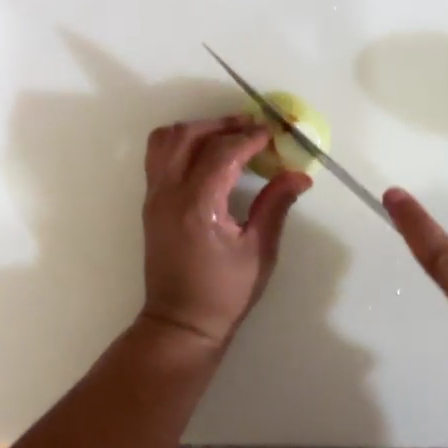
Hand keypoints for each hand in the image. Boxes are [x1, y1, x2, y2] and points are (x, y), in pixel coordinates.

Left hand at [140, 116, 312, 345]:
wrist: (180, 322)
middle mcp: (168, 193)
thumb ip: (275, 206)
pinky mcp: (149, 203)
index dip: (248, 138)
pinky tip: (206, 154)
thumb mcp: (259, 251)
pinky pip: (158, 157)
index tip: (272, 134)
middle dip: (221, 125)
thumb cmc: (224, 293)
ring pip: (166, 141)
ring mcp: (153, 196)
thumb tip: (299, 174)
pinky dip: (180, 144)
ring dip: (197, 129)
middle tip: (252, 127)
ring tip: (227, 134)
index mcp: (197, 206)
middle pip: (187, 136)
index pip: (221, 152)